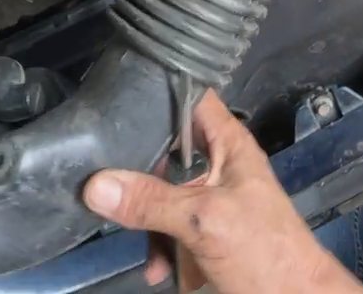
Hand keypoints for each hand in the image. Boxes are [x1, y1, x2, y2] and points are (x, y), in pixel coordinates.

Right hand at [82, 91, 362, 293]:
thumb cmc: (264, 248)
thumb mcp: (202, 221)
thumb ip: (152, 201)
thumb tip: (98, 185)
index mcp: (229, 143)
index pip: (194, 97)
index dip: (164, 91)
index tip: (125, 97)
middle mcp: (221, 162)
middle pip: (171, 149)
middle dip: (145, 173)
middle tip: (118, 185)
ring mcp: (217, 197)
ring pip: (169, 193)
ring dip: (153, 225)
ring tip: (151, 255)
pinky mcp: (211, 230)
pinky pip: (176, 228)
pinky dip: (164, 248)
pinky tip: (160, 270)